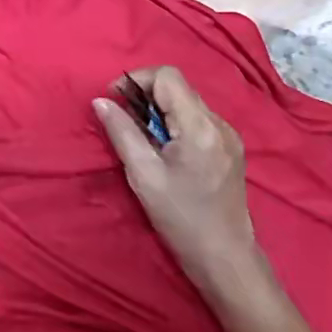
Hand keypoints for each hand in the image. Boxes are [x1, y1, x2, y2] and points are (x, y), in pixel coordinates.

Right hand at [93, 67, 258, 286]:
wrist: (224, 255)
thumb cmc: (179, 218)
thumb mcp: (143, 175)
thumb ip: (122, 132)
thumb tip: (101, 101)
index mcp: (199, 125)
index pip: (167, 76)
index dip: (137, 79)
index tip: (114, 100)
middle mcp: (219, 122)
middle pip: (178, 87)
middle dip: (146, 95)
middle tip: (125, 122)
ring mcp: (229, 134)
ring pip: (188, 102)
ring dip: (161, 110)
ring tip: (144, 139)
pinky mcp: (231, 147)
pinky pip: (199, 119)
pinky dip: (177, 123)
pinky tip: (166, 150)